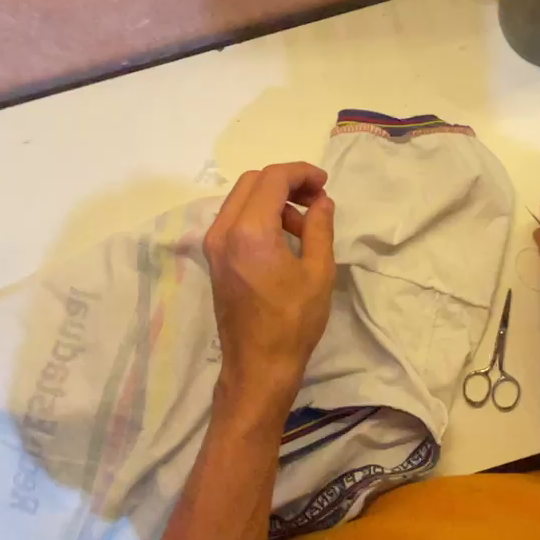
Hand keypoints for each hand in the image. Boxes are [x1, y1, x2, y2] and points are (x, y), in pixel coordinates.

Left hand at [205, 162, 335, 418]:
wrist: (259, 365)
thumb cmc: (294, 322)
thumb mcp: (319, 273)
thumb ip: (320, 228)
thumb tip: (321, 202)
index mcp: (250, 231)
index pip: (272, 179)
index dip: (301, 173)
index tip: (324, 184)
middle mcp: (224, 231)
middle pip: (252, 182)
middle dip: (286, 182)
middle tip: (316, 200)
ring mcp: (214, 245)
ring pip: (241, 199)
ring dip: (273, 200)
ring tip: (305, 226)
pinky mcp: (215, 259)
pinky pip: (235, 220)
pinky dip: (259, 216)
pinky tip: (284, 239)